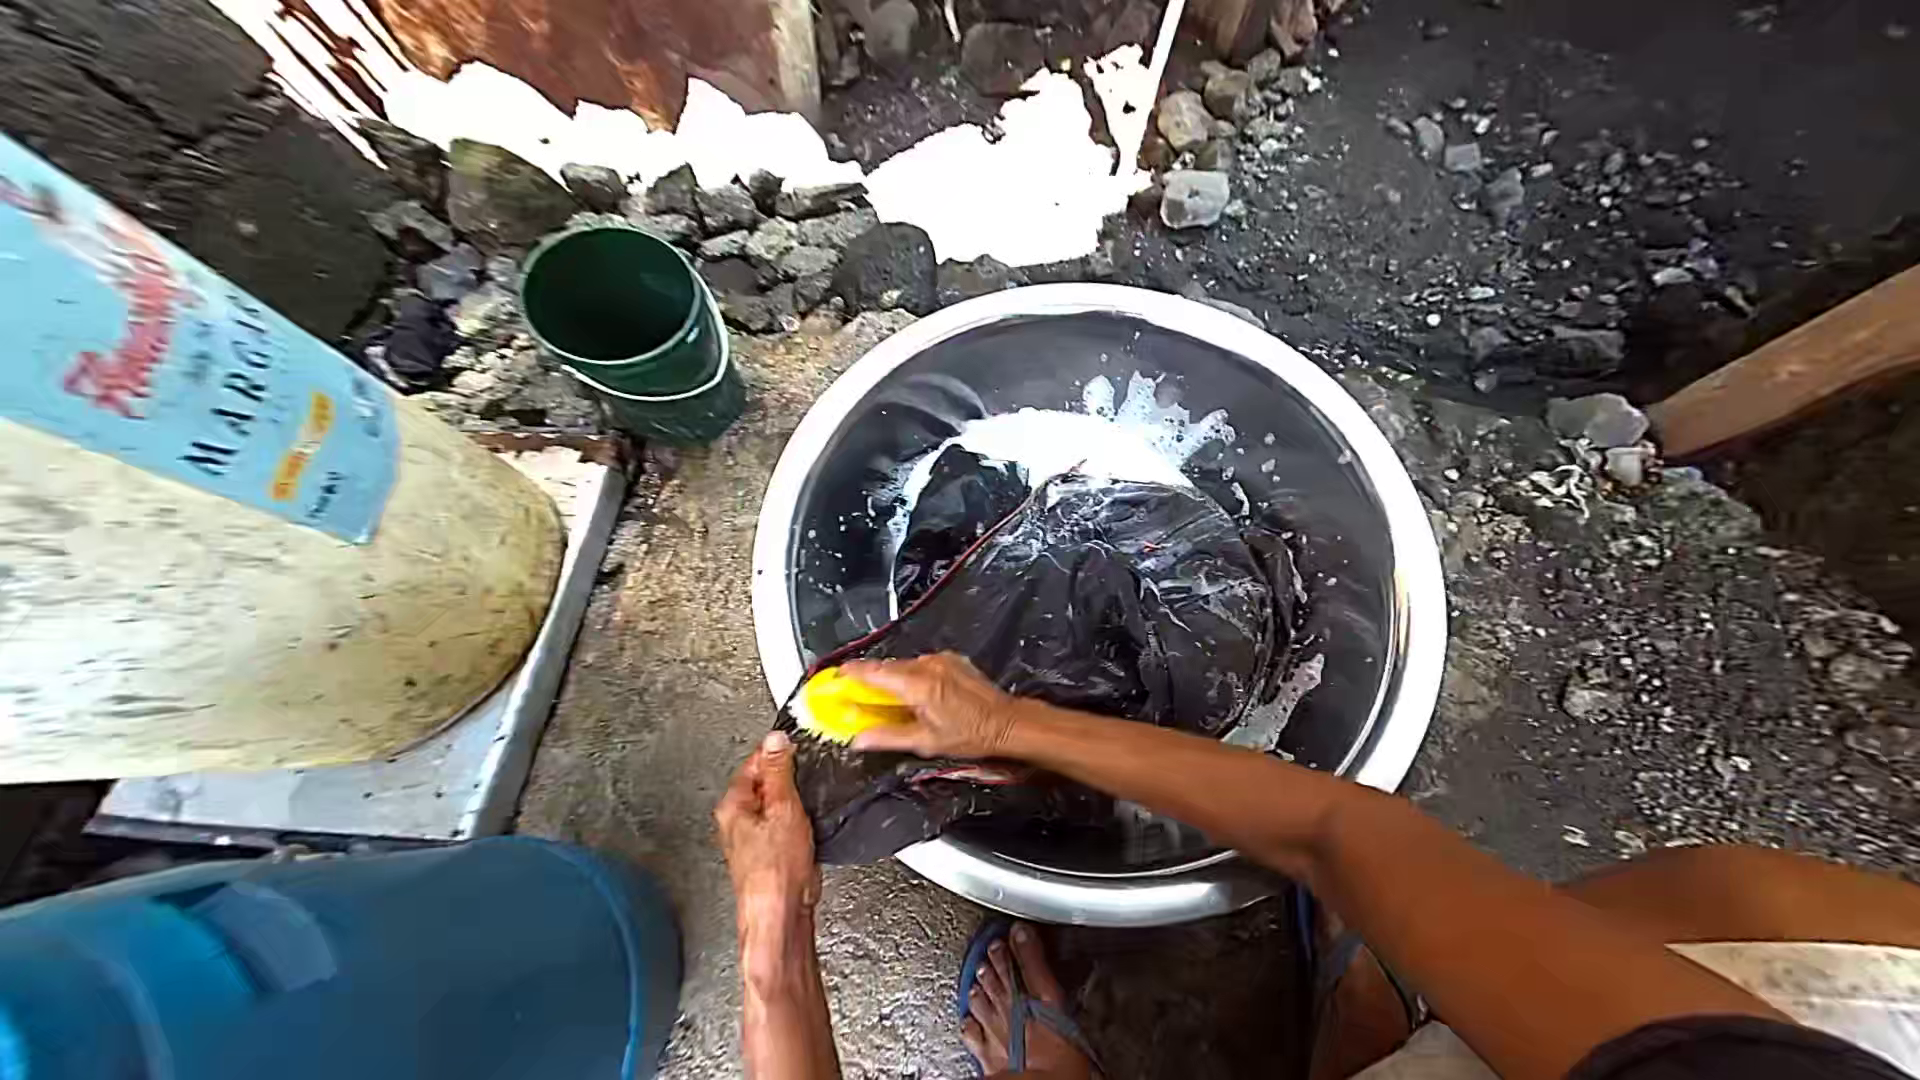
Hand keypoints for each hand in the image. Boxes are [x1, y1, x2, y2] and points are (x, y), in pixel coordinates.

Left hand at [716, 731, 819, 911]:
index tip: (799, 748)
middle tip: (806, 783)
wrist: (781, 916)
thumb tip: (775, 740)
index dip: (780, 752)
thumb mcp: (784, 807)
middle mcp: (737, 819)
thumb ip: (780, 770)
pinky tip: (808, 826)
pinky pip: (785, 821)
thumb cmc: (775, 872)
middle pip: (767, 780)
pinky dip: (798, 818)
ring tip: (806, 809)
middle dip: (790, 778)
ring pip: (778, 802)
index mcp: (733, 804)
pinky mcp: (770, 849)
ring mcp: (753, 836)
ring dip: (795, 801)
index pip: (756, 760)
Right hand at [837, 652, 1021, 758]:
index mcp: (919, 684)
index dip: (852, 672)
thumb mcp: (926, 742)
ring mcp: (942, 660)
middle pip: (888, 667)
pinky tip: (915, 691)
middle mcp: (929, 666)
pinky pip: (923, 664)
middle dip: (870, 677)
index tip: (836, 676)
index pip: (875, 672)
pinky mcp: (952, 659)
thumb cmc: (970, 735)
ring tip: (888, 697)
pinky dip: (912, 674)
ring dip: (893, 677)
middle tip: (855, 690)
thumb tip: (858, 739)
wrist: (1006, 721)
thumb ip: (888, 737)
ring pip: (905, 665)